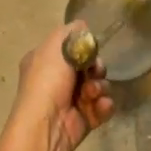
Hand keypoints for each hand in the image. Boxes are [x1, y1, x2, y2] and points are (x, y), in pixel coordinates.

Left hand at [8, 22, 114, 150]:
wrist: (47, 124)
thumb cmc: (47, 81)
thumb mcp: (55, 45)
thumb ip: (72, 32)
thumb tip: (83, 26)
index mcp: (46, 62)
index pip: (72, 48)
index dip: (84, 47)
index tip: (90, 49)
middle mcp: (58, 80)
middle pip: (90, 65)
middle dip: (96, 67)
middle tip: (94, 71)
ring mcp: (73, 101)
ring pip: (99, 85)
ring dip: (100, 86)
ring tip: (92, 93)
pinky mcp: (86, 118)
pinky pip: (103, 105)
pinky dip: (104, 105)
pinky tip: (98, 106)